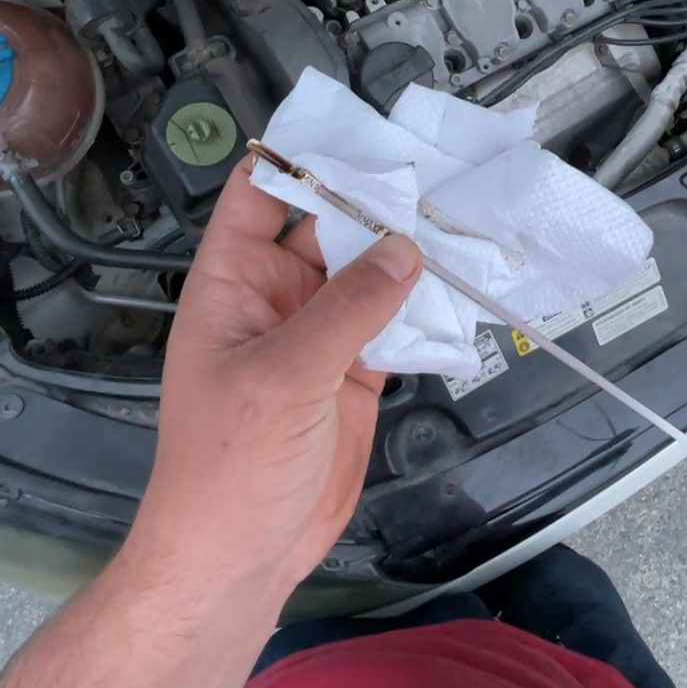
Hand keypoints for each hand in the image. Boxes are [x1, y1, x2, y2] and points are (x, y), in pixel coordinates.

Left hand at [0, 158, 419, 687]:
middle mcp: (280, 296)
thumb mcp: (283, 376)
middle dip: (375, 202)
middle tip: (432, 174)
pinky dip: (425, 304)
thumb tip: (404, 251)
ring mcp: (322, 331)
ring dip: (407, 252)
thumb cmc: (228, 464)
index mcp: (235, 282)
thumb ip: (347, 309)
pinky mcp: (358, 366)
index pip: (260, 196)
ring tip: (456, 218)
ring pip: (370, 272)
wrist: (244, 555)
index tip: (355, 132)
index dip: (300, 159)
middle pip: (330, 227)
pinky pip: (395, 319)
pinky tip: (458, 285)